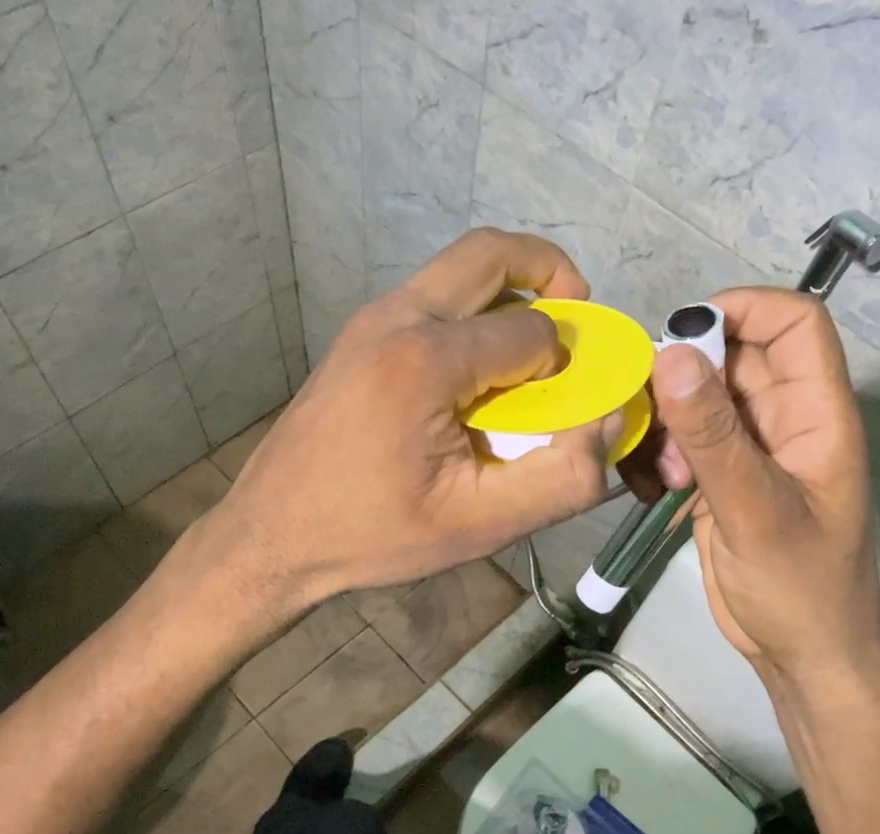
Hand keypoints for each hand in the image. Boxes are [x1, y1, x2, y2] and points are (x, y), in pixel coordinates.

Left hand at [203, 228, 619, 608]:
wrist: (271, 534)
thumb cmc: (372, 536)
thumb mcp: (478, 526)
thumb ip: (560, 479)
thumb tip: (608, 426)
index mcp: (425, 360)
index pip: (530, 329)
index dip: (568, 359)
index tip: (572, 402)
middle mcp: (395, 318)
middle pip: (490, 252)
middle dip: (550, 272)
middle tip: (577, 317)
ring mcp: (369, 320)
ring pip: (457, 271)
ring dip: (508, 294)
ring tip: (531, 353)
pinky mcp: (357, 336)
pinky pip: (431, 300)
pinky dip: (472, 315)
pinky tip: (477, 377)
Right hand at [647, 287, 879, 676]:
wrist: (800, 656)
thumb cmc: (799, 587)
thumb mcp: (755, 510)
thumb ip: (712, 435)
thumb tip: (672, 355)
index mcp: (817, 415)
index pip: (796, 325)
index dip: (745, 309)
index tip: (682, 333)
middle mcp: (785, 422)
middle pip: (737, 357)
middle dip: (689, 374)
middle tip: (652, 412)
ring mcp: (751, 452)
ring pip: (703, 399)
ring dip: (671, 421)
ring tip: (662, 467)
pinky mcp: (722, 481)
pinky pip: (687, 441)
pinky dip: (663, 451)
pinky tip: (653, 484)